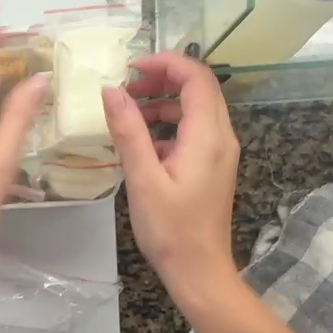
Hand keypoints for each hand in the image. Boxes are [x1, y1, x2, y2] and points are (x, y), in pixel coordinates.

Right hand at [102, 52, 242, 312]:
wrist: (198, 270)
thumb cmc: (170, 229)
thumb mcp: (143, 179)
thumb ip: (128, 132)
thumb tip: (111, 91)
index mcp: (208, 136)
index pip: (196, 78)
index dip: (165, 63)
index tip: (130, 67)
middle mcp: (221, 137)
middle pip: (199, 88)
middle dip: (162, 79)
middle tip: (124, 89)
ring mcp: (219, 152)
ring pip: (195, 109)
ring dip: (162, 102)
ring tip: (127, 113)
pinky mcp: (211, 166)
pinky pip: (192, 131)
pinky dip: (167, 125)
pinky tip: (140, 144)